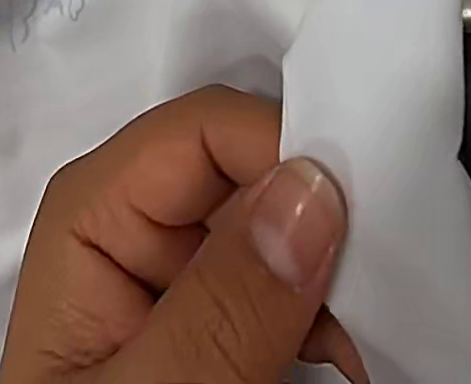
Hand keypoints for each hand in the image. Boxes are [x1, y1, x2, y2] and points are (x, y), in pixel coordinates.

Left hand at [0, 86, 367, 382]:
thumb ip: (223, 305)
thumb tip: (309, 193)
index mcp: (97, 204)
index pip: (208, 127)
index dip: (286, 154)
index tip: (354, 217)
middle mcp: (137, 207)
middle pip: (248, 157)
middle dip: (318, 209)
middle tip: (374, 280)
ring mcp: (177, 246)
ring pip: (279, 207)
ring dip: (332, 261)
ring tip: (360, 328)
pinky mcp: (212, 287)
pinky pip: (285, 258)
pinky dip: (326, 296)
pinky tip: (340, 344)